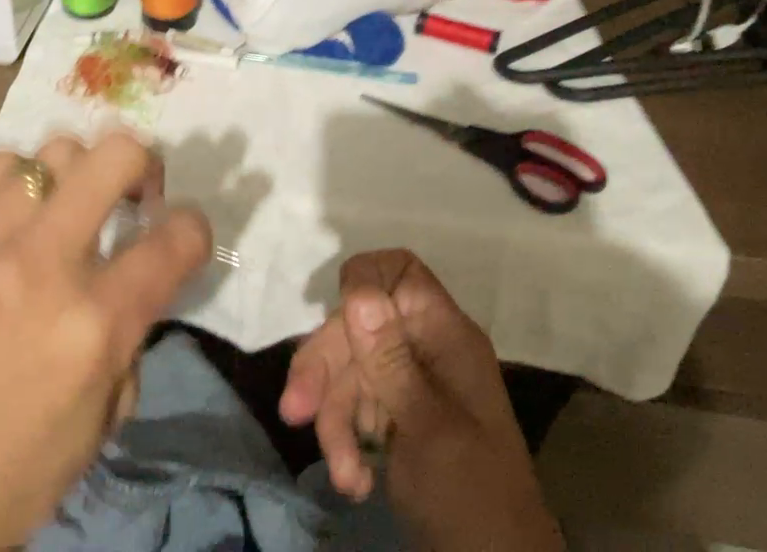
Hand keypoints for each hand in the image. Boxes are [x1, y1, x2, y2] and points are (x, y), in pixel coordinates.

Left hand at [0, 131, 211, 550]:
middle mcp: (40, 264)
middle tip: (133, 198)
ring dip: (75, 172)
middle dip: (143, 166)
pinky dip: (22, 182)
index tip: (184, 238)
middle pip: (114, 155)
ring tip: (69, 207)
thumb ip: (132, 331)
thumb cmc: (17, 468)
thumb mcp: (106, 416)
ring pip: (51, 149)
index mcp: (93, 325)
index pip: (174, 238)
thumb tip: (139, 277)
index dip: (195, 230)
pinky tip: (19, 218)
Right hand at [279, 250, 562, 551]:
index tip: (333, 322)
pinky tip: (353, 480)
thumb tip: (357, 288)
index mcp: (444, 335)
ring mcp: (409, 383)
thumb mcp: (426, 425)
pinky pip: (354, 406)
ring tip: (342, 474)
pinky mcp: (395, 417)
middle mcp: (425, 348)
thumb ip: (388, 357)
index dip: (361, 284)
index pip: (398, 273)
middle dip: (325, 370)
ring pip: (347, 370)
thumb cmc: (471, 493)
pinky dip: (345, 440)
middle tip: (296, 412)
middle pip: (357, 326)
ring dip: (333, 420)